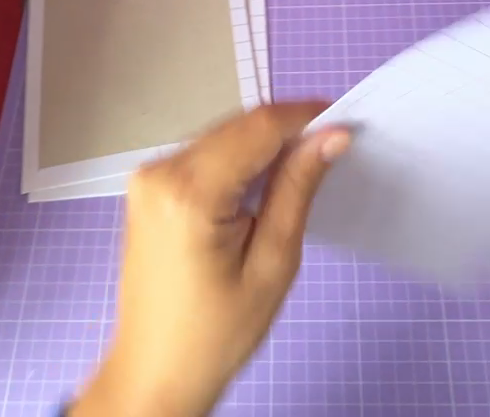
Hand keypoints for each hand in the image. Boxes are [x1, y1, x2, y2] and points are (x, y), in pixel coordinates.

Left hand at [73, 102, 351, 416]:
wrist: (153, 373)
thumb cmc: (216, 333)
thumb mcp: (273, 263)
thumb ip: (298, 188)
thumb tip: (331, 136)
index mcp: (189, 192)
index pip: (257, 127)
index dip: (303, 116)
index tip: (341, 121)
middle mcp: (160, 170)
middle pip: (238, 127)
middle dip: (285, 131)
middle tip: (327, 149)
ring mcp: (148, 175)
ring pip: (222, 135)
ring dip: (261, 144)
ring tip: (297, 172)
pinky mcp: (148, 184)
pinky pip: (203, 153)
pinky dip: (237, 158)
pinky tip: (258, 186)